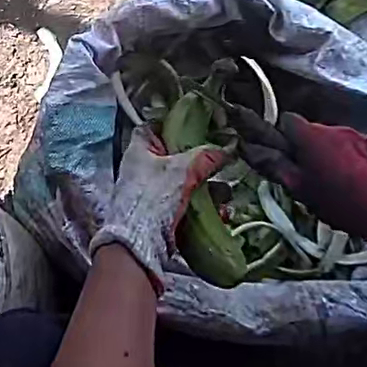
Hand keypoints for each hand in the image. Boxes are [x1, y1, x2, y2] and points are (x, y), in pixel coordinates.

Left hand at [90, 126, 226, 290]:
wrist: (139, 243)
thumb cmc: (154, 196)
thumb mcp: (182, 170)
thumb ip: (205, 157)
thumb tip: (227, 148)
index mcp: (140, 150)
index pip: (153, 127)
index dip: (172, 124)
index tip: (195, 126)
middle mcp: (143, 168)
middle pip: (174, 157)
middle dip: (200, 162)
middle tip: (220, 163)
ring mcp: (151, 192)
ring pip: (183, 183)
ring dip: (207, 189)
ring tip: (226, 194)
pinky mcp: (161, 214)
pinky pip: (185, 205)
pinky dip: (203, 208)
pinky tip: (222, 213)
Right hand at [239, 110, 366, 272]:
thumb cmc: (345, 204)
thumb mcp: (303, 192)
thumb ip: (277, 167)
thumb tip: (248, 148)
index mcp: (310, 136)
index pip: (286, 120)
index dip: (282, 136)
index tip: (285, 155)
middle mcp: (334, 128)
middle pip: (313, 132)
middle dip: (310, 149)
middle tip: (314, 177)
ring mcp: (361, 135)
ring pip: (338, 142)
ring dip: (335, 156)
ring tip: (342, 184)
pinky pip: (361, 150)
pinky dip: (357, 161)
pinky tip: (364, 184)